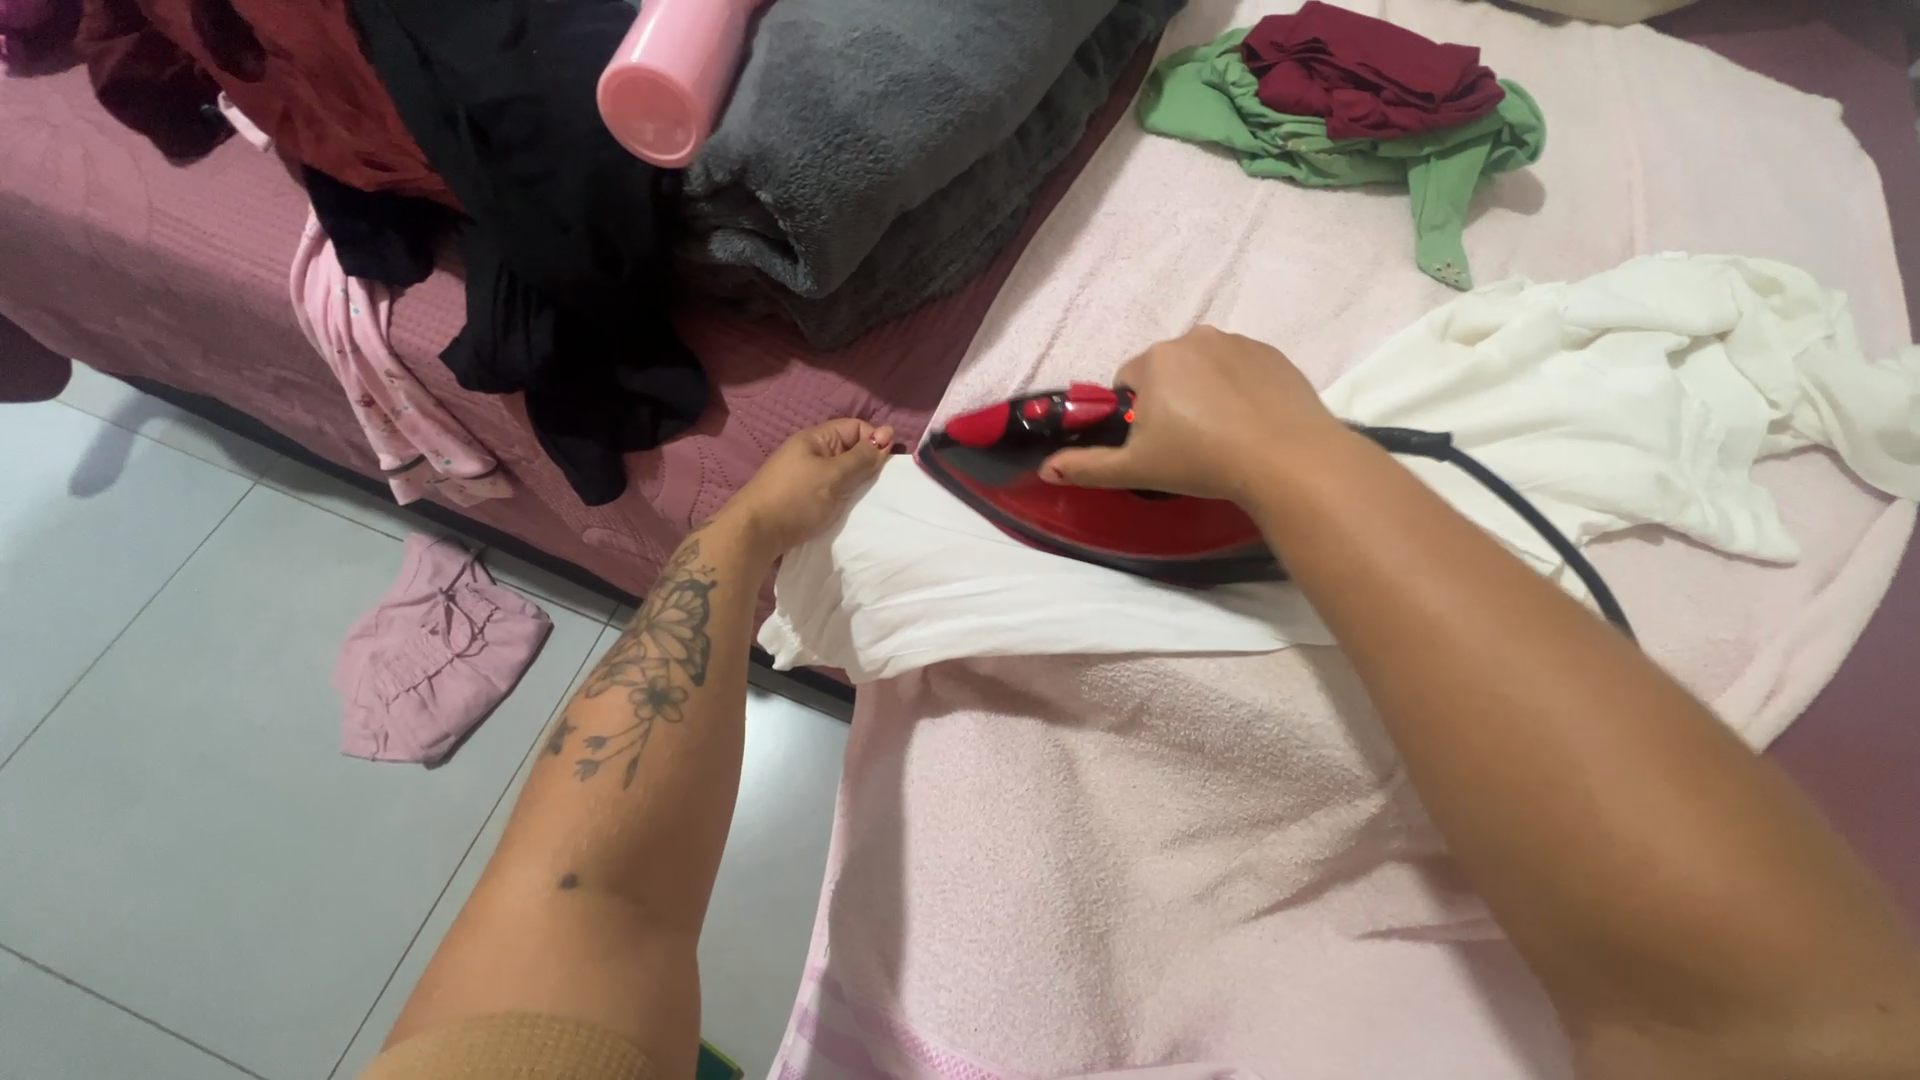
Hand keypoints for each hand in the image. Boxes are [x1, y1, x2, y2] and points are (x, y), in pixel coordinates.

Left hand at [716, 418, 894, 559]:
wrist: (755, 534)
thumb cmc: (796, 499)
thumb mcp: (834, 475)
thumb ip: (861, 457)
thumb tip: (887, 434)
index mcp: (815, 438)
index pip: (855, 428)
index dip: (874, 441)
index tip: (887, 466)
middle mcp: (810, 452)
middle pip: (849, 449)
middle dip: (867, 464)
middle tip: (880, 486)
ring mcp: (805, 476)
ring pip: (842, 472)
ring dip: (856, 483)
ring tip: (867, 499)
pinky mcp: (802, 497)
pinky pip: (831, 489)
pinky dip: (843, 496)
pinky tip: (849, 509)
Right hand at [1040, 326, 1350, 504]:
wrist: (1286, 460)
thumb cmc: (1201, 461)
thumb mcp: (1136, 470)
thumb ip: (1087, 467)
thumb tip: (1045, 470)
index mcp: (1155, 360)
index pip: (1127, 381)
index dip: (1135, 414)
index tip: (1154, 442)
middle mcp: (1193, 338)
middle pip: (1166, 370)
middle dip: (1169, 399)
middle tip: (1187, 441)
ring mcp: (1238, 342)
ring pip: (1204, 367)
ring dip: (1203, 391)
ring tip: (1221, 433)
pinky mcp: (1272, 353)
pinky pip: (1240, 368)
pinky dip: (1238, 388)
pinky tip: (1248, 421)